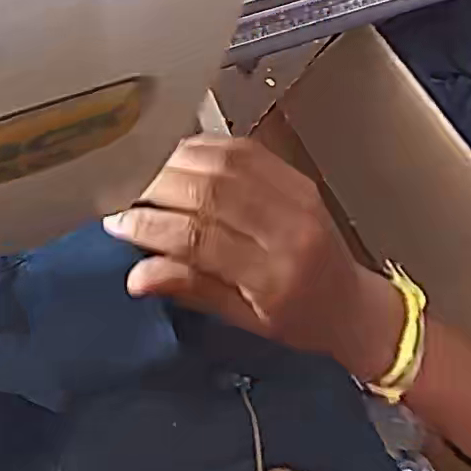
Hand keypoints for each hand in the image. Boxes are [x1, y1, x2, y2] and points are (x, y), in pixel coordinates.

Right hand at [101, 136, 404, 380]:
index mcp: (274, 277)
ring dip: (174, 164)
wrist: (353, 304)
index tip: (116, 222)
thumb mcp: (243, 321)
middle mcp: (288, 229)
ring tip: (144, 174)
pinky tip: (177, 157)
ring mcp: (296, 196)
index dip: (151, 227)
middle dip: (156, 188)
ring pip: (223, 164)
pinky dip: (202, 149)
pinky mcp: (295, 175)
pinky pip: (241, 149)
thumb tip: (135, 276)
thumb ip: (191, 289)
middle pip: (210, 193)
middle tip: (124, 193)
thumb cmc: (297, 321)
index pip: (200, 240)